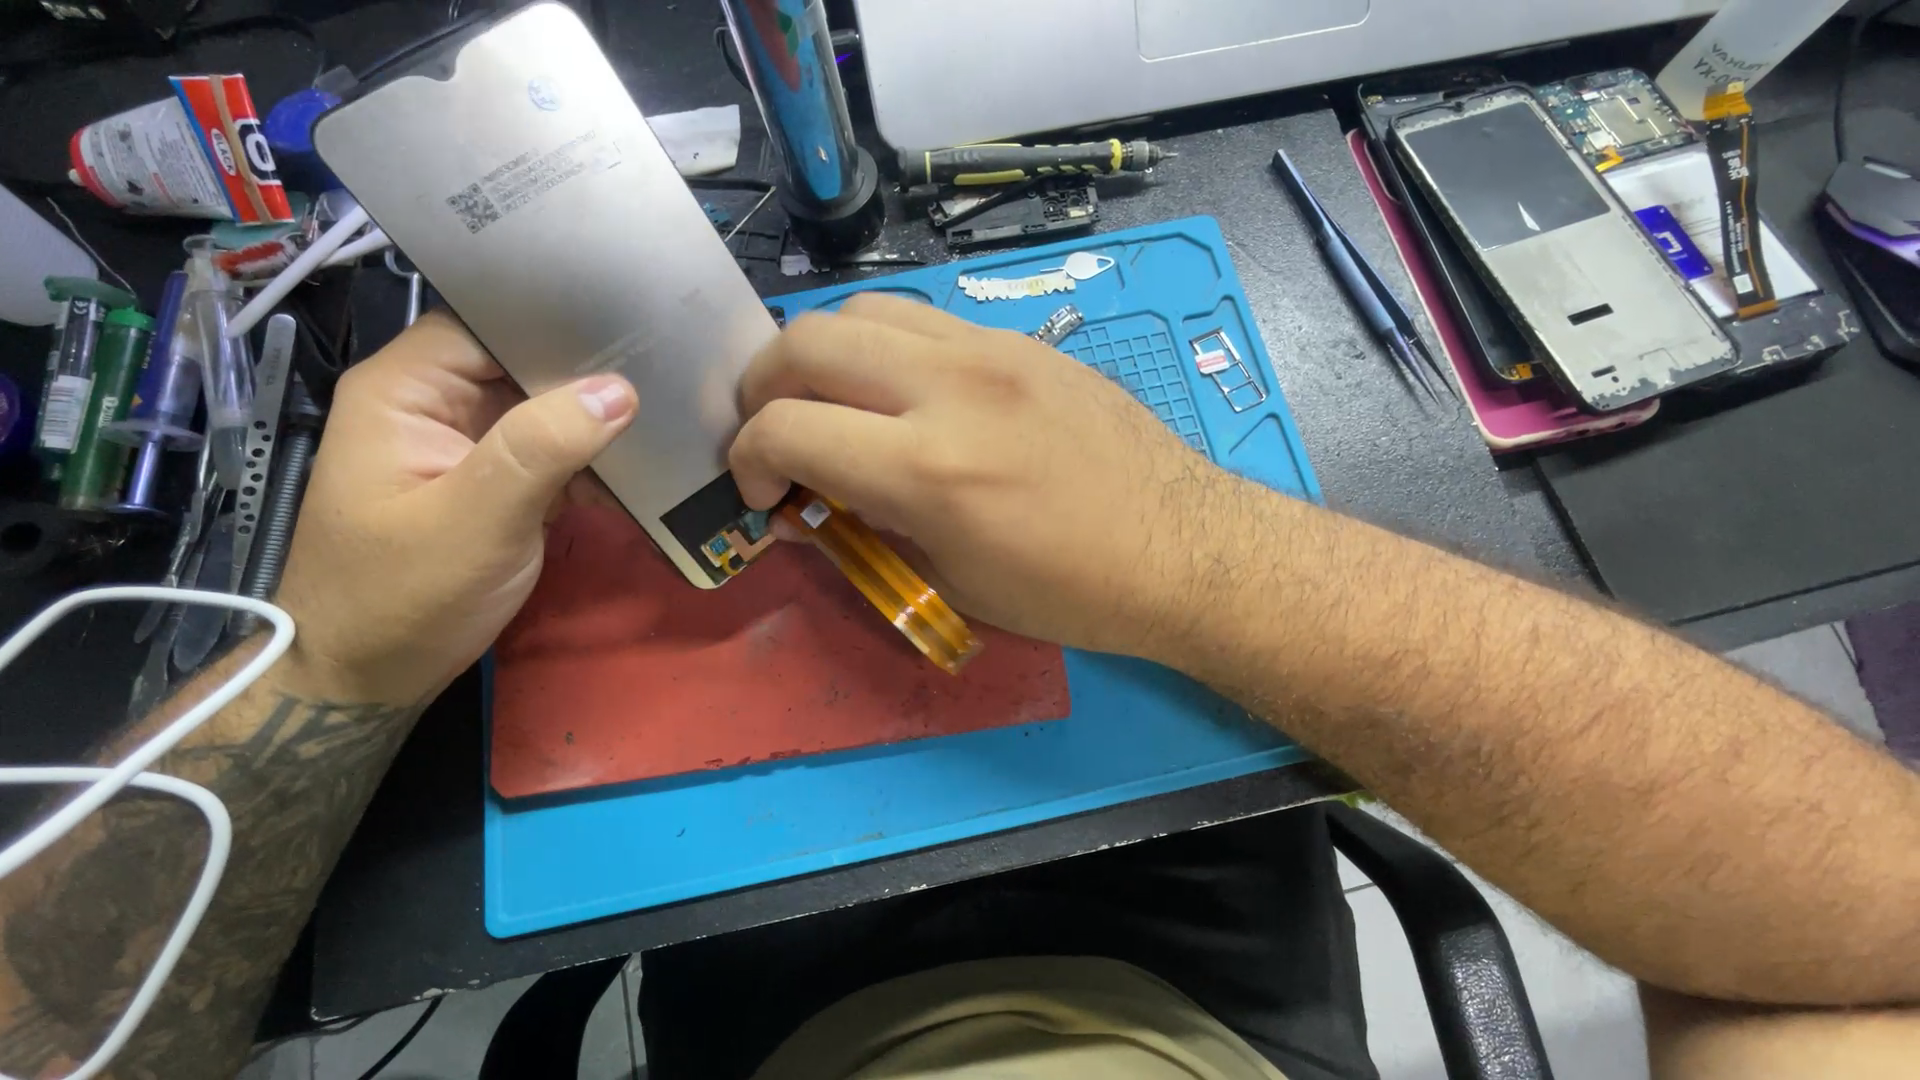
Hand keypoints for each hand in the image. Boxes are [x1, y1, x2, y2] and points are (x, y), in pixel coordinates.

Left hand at [275, 312, 636, 702]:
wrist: (372, 679)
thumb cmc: (402, 596)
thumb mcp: (473, 519)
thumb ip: (541, 448)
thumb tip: (620, 390)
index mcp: (406, 391)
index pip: (485, 323)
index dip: (554, 317)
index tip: (631, 318)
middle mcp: (439, 406)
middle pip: (525, 363)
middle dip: (594, 368)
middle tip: (672, 363)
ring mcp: (473, 448)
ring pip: (549, 410)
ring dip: (604, 418)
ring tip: (677, 407)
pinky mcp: (501, 486)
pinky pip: (558, 456)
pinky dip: (599, 463)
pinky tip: (650, 468)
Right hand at [728, 294, 1234, 657]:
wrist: (1182, 549)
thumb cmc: (1068, 592)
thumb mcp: (950, 582)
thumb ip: (860, 534)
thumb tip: (793, 515)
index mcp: (929, 469)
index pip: (785, 428)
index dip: (747, 461)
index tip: (763, 494)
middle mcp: (950, 387)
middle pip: (806, 339)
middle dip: (763, 388)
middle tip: (777, 437)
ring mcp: (990, 350)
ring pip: (862, 308)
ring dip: (821, 353)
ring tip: (831, 403)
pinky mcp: (1020, 338)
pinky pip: (923, 318)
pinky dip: (882, 345)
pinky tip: (901, 392)